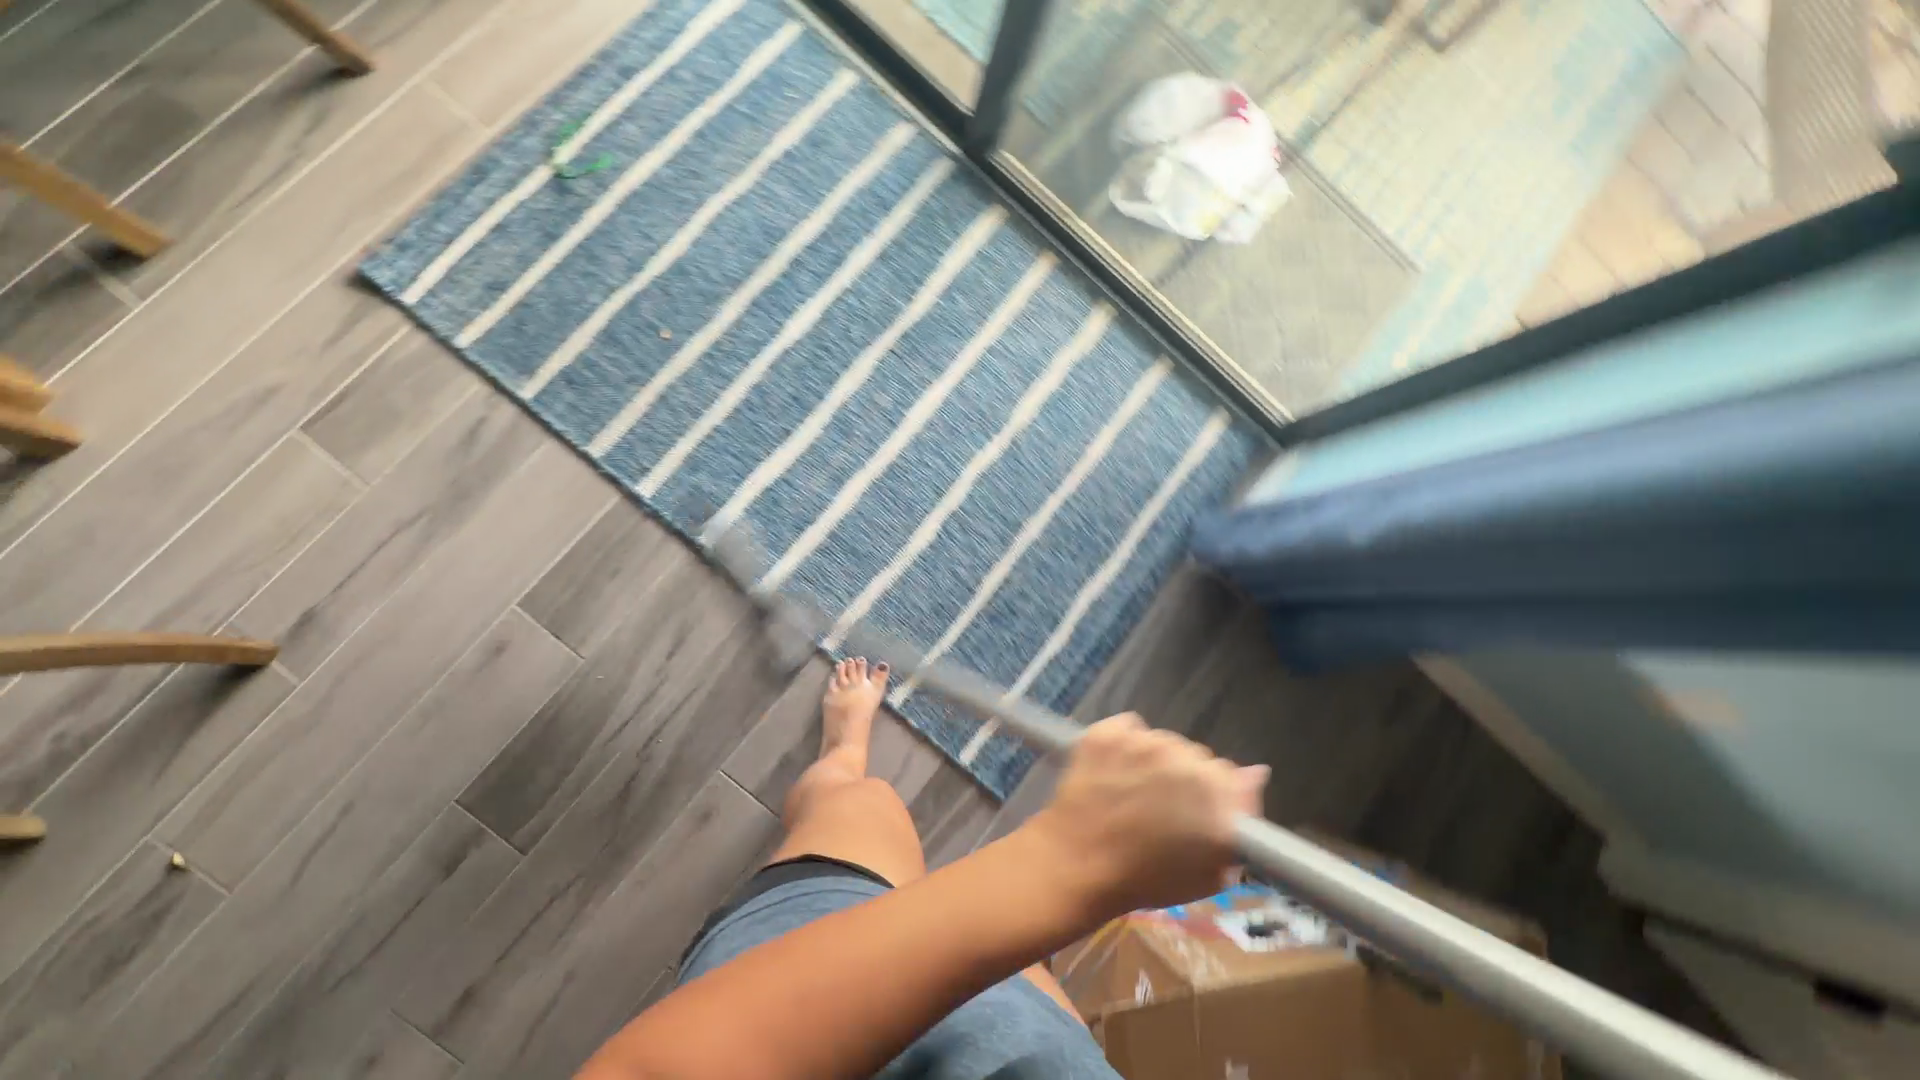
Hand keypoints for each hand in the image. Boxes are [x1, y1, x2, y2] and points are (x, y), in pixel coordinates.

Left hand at [1023, 713, 1267, 917]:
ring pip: (1164, 742)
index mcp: (1220, 798)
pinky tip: (1113, 771)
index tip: (1197, 813)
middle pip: (1198, 758)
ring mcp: (1148, 743)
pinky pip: (1129, 728)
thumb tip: (1258, 773)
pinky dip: (1124, 743)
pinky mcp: (1111, 731)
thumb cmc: (1146, 880)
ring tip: (1131, 792)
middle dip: (1186, 779)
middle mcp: (1189, 763)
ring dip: (1154, 761)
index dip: (1217, 797)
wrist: (1076, 865)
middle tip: (1160, 808)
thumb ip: (1241, 826)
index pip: (1236, 778)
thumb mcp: (1210, 873)